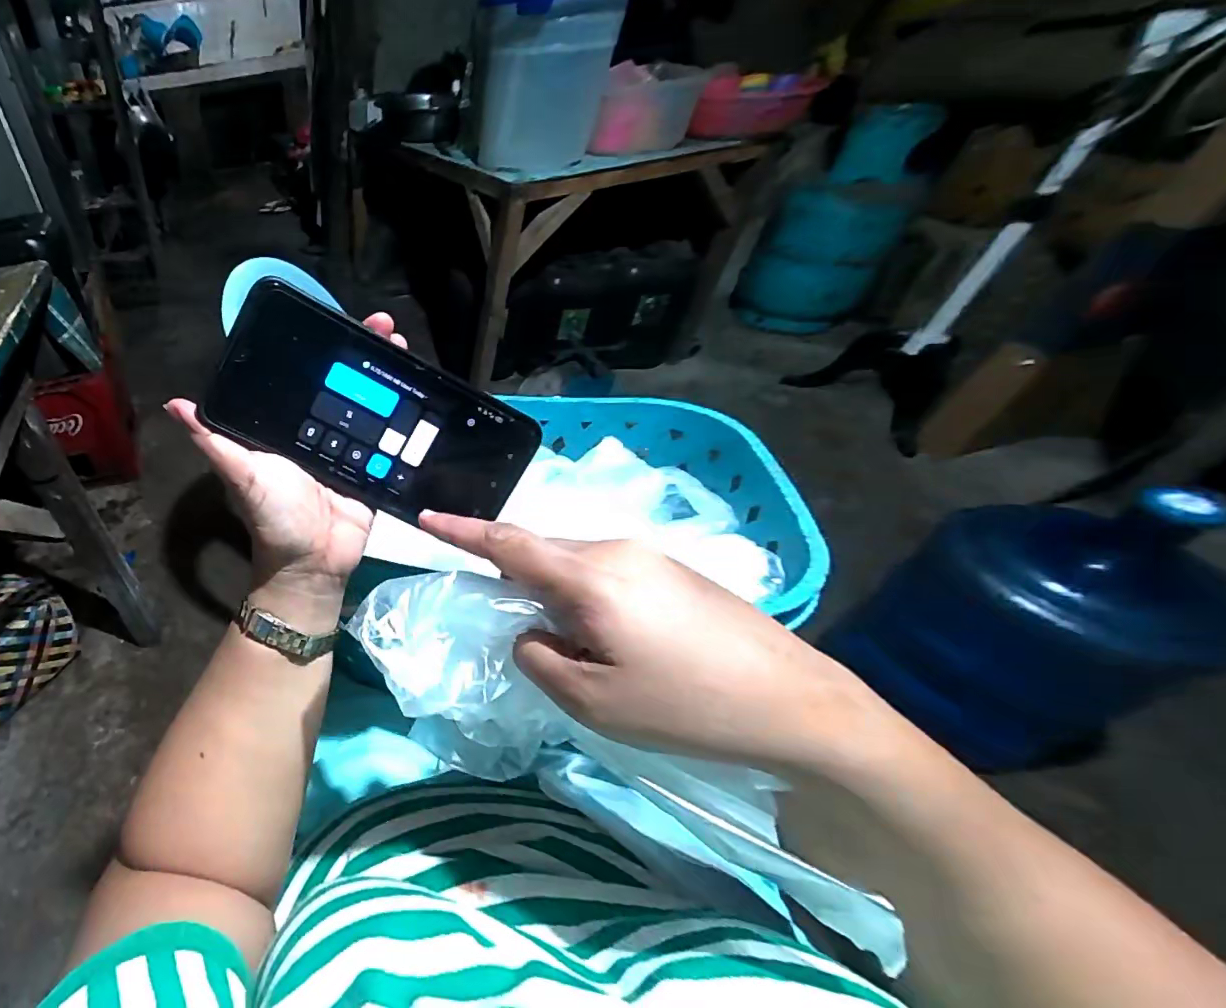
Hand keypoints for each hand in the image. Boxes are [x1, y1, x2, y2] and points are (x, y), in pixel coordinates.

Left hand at [166, 313, 410, 628]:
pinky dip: (406, 416)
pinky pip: (391, 437)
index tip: (340, 319)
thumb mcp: (242, 475)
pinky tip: (422, 392)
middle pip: (346, 381)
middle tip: (385, 326)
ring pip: (372, 403)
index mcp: (288, 425)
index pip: (307, 375)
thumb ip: (216, 443)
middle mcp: (320, 428)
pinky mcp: (375, 467)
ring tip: (405, 347)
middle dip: (364, 350)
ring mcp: (351, 447)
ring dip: (388, 374)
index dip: (323, 347)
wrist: (312, 564)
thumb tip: (175, 404)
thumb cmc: (273, 517)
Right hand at [418, 513, 903, 779]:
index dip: (463, 531)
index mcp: (590, 576)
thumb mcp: (594, 700)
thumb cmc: (686, 706)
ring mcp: (651, 555)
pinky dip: (588, 597)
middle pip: (544, 553)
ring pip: (578, 564)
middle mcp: (616, 549)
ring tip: (574, 645)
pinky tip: (613, 639)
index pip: (510, 544)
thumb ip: (539, 658)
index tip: (428, 518)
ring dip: (557, 594)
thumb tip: (532, 632)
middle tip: (515, 624)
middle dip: (517, 579)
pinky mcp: (675, 570)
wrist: (797, 703)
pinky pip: (608, 572)